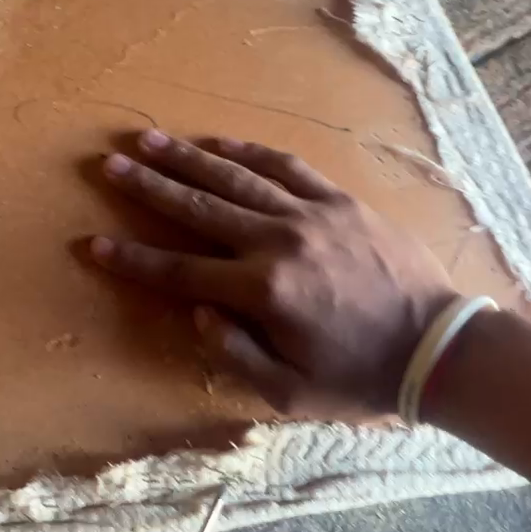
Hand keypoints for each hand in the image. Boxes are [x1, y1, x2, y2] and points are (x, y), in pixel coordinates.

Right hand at [87, 130, 457, 416]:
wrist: (437, 347)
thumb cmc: (359, 377)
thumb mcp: (289, 391)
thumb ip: (234, 352)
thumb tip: (198, 311)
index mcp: (263, 293)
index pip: (180, 272)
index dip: (132, 260)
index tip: (93, 244)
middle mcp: (279, 243)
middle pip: (199, 209)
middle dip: (149, 187)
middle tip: (110, 164)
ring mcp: (311, 215)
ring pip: (236, 178)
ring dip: (188, 158)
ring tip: (149, 140)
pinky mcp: (340, 201)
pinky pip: (286, 167)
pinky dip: (249, 152)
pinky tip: (219, 143)